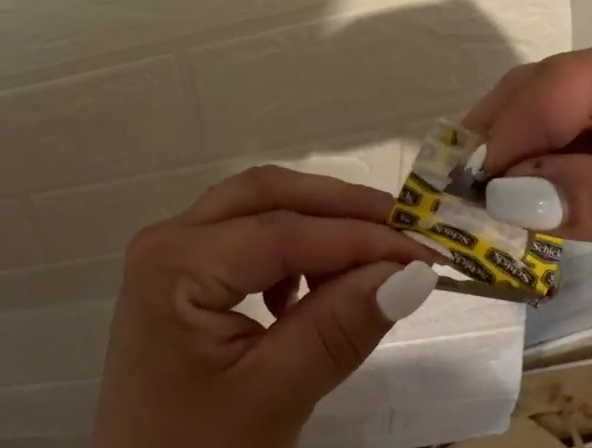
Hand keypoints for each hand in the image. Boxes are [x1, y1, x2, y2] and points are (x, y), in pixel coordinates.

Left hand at [92, 166, 444, 447]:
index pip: (281, 231)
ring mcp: (166, 253)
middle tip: (405, 228)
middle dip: (336, 206)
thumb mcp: (272, 396)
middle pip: (262, 196)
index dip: (359, 236)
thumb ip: (338, 328)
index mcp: (176, 263)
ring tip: (368, 263)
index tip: (426, 251)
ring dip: (312, 224)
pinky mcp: (176, 274)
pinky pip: (238, 238)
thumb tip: (409, 274)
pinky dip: (283, 249)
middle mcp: (165, 239)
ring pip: (251, 209)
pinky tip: (307, 292)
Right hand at [464, 29, 591, 441]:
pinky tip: (521, 218)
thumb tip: (505, 194)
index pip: (578, 79)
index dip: (519, 121)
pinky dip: (549, 196)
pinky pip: (583, 177)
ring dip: (520, 170)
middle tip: (458, 190)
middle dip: (507, 140)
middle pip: (558, 99)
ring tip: (478, 209)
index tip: (472, 174)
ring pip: (562, 138)